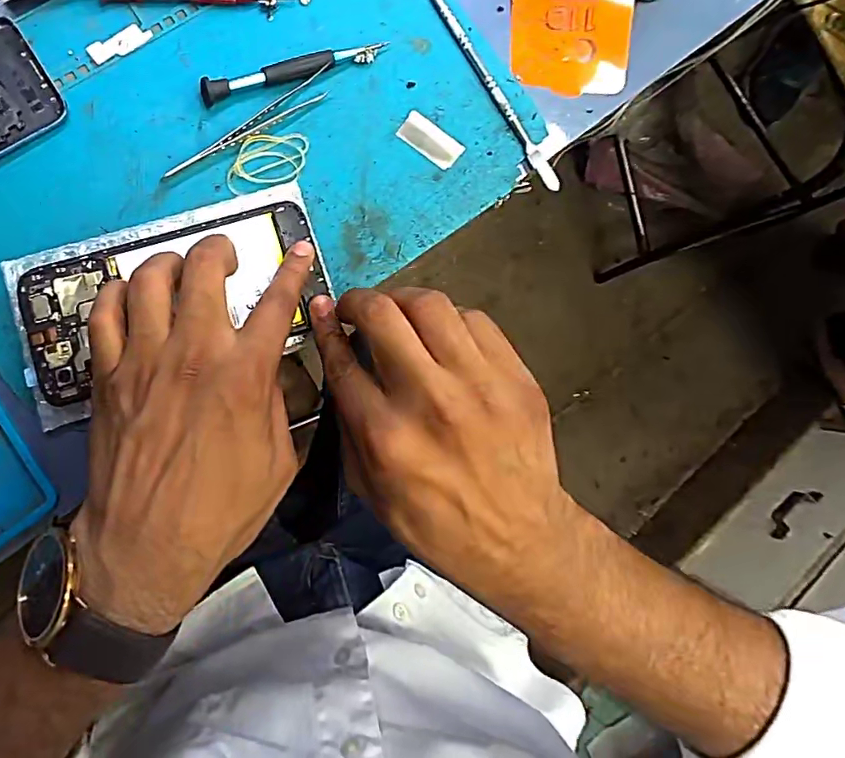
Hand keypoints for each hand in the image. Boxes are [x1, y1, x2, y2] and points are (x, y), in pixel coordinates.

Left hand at [69, 236, 316, 634]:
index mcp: (242, 374)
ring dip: (169, 263)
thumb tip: (267, 367)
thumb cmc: (219, 512)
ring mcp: (144, 359)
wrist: (145, 548)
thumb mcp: (277, 463)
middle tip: (225, 257)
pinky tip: (129, 296)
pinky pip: (104, 313)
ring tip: (178, 271)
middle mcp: (193, 352)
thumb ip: (277, 403)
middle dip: (219, 248)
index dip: (291, 269)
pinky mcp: (107, 374)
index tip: (295, 249)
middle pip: (203, 269)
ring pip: (149, 279)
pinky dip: (117, 293)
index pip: (275, 302)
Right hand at [309, 288, 582, 606]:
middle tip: (355, 310)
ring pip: (430, 304)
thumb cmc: (437, 523)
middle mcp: (431, 400)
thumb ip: (347, 424)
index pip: (343, 359)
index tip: (322, 311)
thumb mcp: (369, 488)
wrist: (521, 543)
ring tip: (397, 314)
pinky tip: (442, 336)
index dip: (326, 327)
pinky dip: (449, 319)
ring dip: (401, 300)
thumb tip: (339, 362)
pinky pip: (475, 319)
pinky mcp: (516, 378)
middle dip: (357, 302)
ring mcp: (480, 384)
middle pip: (382, 315)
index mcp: (387, 435)